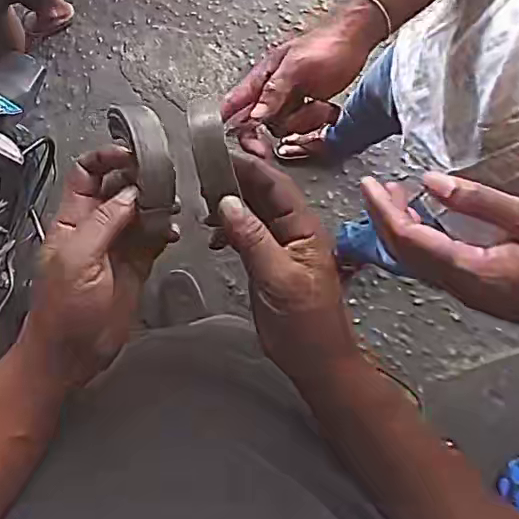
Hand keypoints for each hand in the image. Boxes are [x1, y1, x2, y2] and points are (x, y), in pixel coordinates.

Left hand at [21, 147, 173, 388]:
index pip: (87, 173)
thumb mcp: (77, 259)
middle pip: (118, 187)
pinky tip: (173, 230)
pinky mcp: (135, 265)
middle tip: (160, 174)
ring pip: (139, 210)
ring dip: (156, 202)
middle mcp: (95, 227)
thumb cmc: (60, 311)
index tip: (131, 153)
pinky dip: (166, 229)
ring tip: (170, 202)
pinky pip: (153, 236)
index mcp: (72, 219)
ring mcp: (116, 245)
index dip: (106, 158)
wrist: (70, 355)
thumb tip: (130, 194)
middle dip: (138, 176)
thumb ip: (104, 223)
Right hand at [213, 152, 358, 379]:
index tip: (218, 156)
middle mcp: (293, 230)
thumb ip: (252, 238)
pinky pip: (245, 232)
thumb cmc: (305, 324)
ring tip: (202, 204)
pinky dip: (227, 228)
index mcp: (304, 227)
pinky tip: (213, 235)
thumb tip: (226, 202)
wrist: (316, 362)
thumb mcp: (277, 277)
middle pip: (262, 194)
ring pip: (252, 212)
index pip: (275, 185)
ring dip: (228, 205)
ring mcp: (279, 245)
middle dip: (234, 182)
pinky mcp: (266, 260)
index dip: (248, 167)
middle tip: (201, 176)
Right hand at [221, 5, 380, 151]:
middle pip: (256, 123)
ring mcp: (288, 99)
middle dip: (270, 132)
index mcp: (261, 78)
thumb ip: (273, 92)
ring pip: (283, 126)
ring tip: (316, 105)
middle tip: (274, 144)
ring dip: (302, 121)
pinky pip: (303, 124)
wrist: (356, 39)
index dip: (232, 126)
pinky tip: (325, 109)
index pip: (233, 105)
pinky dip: (316, 120)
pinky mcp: (305, 105)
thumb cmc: (325, 44)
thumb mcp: (296, 67)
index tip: (246, 144)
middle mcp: (271, 91)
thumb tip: (254, 116)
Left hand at [360, 172, 518, 339]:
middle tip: (380, 185)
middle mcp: (466, 291)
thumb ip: (479, 203)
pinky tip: (429, 222)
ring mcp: (476, 299)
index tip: (370, 183)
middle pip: (405, 254)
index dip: (383, 209)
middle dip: (385, 218)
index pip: (409, 239)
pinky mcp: (487, 298)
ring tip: (398, 197)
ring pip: (419, 264)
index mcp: (474, 273)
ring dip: (402, 229)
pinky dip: (422, 243)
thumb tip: (430, 182)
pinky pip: (438, 270)